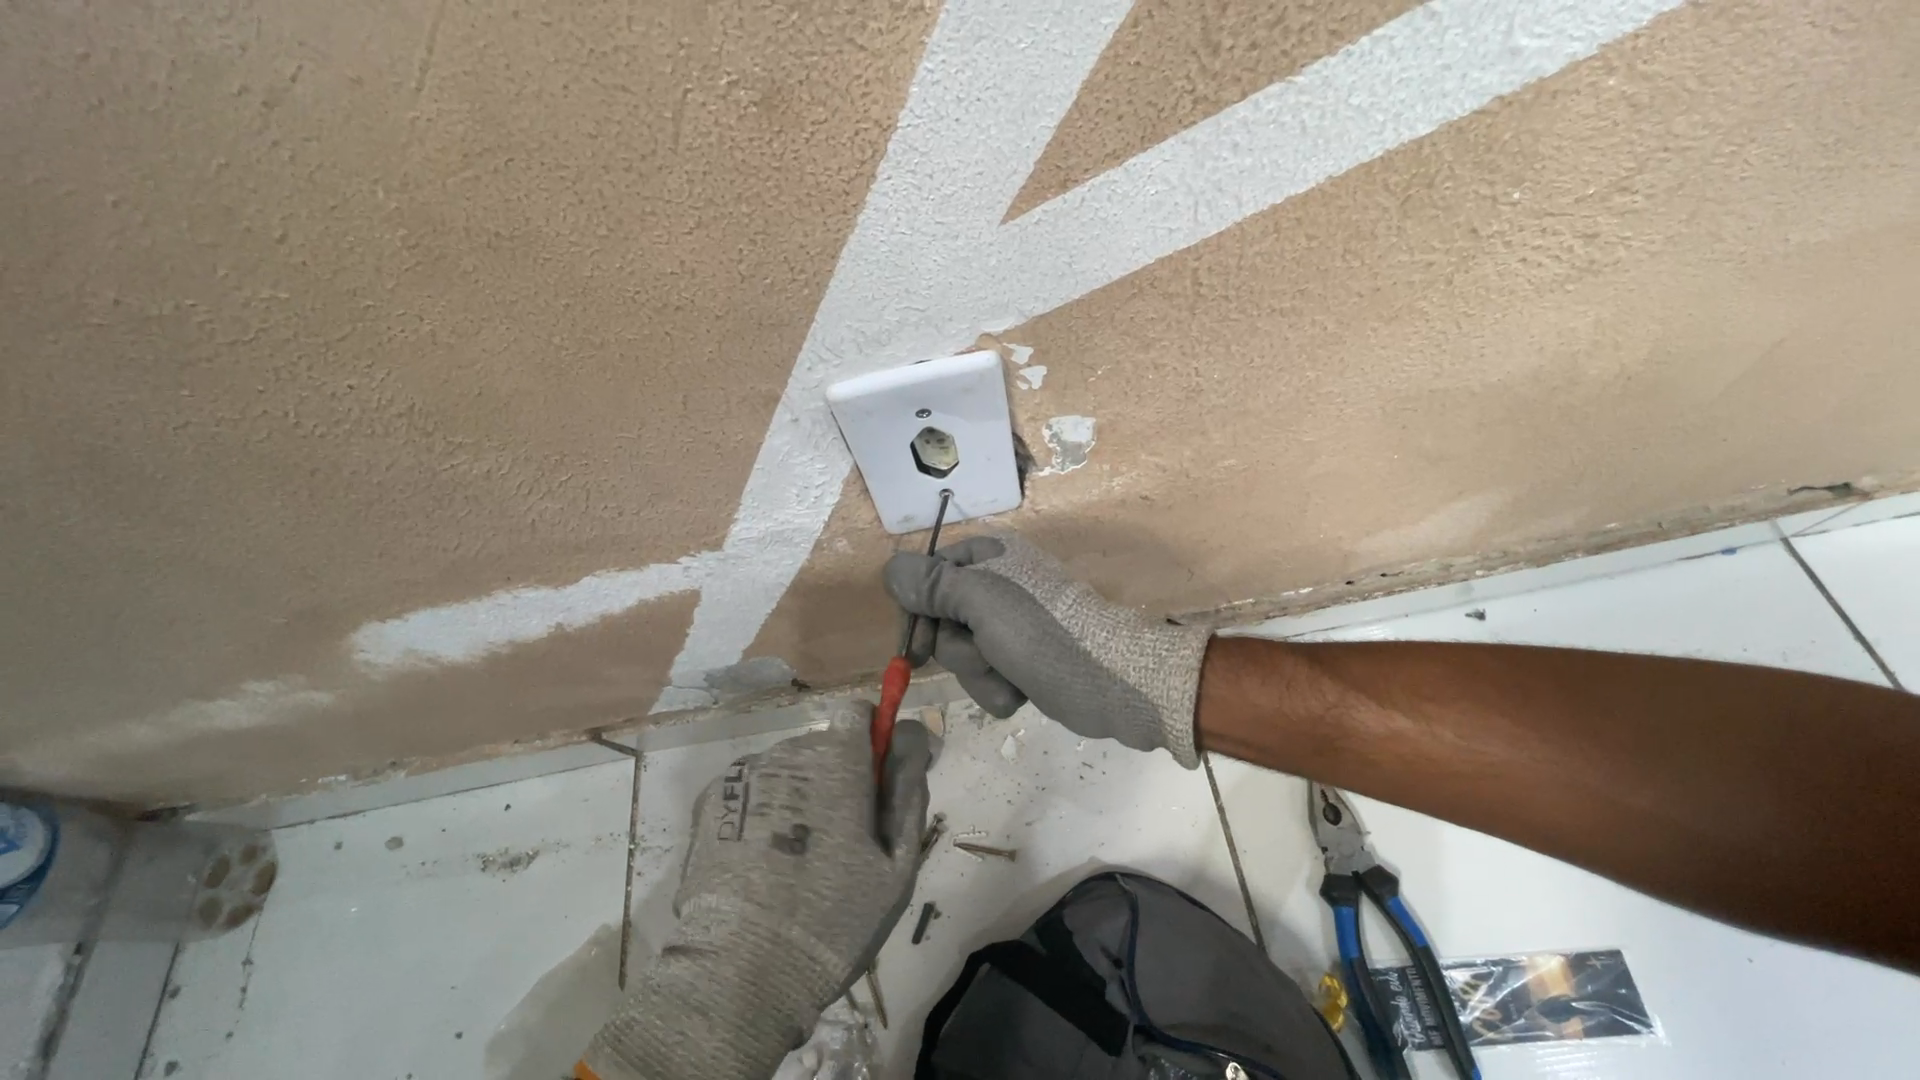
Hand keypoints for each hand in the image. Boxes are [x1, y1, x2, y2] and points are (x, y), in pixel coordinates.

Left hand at [580, 702, 930, 1079]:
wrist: (739, 970)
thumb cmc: (833, 920)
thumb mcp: (895, 864)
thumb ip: (908, 790)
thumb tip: (914, 736)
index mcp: (837, 762)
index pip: (857, 713)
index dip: (870, 739)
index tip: (874, 781)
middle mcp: (787, 754)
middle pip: (822, 747)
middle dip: (836, 777)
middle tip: (840, 841)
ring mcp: (742, 777)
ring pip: (785, 770)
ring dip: (798, 795)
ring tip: (795, 859)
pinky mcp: (709, 803)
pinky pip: (750, 791)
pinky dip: (762, 813)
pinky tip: (762, 863)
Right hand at [884, 532, 1210, 767]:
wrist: (1111, 681)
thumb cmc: (1044, 630)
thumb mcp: (981, 599)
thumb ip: (932, 583)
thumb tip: (889, 567)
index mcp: (992, 556)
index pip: (928, 574)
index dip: (918, 610)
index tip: (915, 642)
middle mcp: (998, 586)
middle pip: (940, 620)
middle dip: (957, 648)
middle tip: (982, 652)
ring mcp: (1011, 627)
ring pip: (961, 656)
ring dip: (980, 674)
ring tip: (1010, 673)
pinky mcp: (1022, 663)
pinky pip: (985, 679)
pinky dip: (998, 690)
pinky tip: (1022, 691)